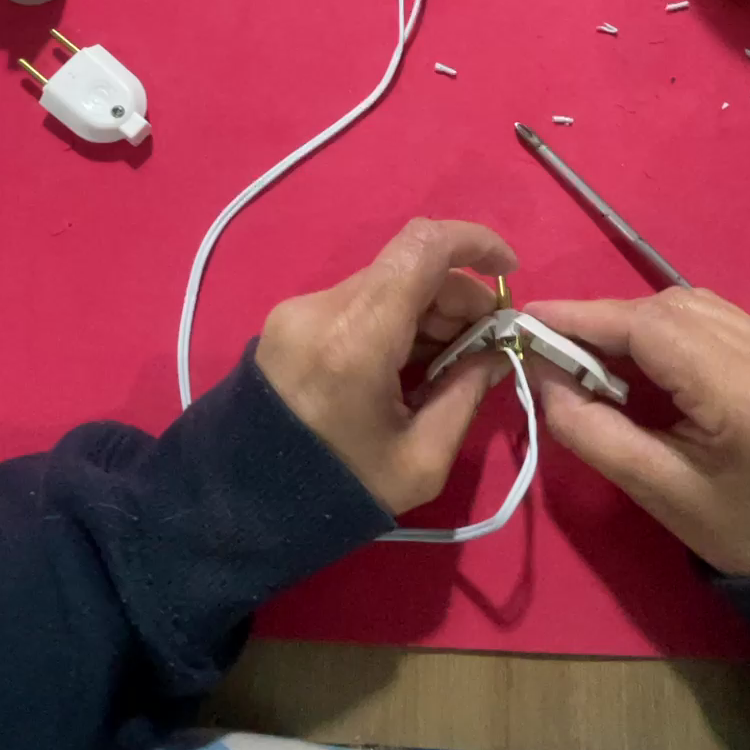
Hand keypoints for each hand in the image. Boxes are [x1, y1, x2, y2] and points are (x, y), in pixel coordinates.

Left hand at [255, 219, 518, 514]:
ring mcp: (299, 309)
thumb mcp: (420, 460)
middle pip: (409, 269)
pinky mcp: (289, 320)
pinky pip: (358, 304)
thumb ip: (466, 393)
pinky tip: (405, 367)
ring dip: (428, 312)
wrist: (241, 506)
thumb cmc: (336, 492)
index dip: (476, 243)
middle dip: (459, 299)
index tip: (509, 274)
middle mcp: (323, 307)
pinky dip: (394, 322)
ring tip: (446, 365)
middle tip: (485, 346)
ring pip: (384, 284)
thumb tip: (495, 352)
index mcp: (356, 337)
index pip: (423, 247)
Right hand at [525, 289, 749, 575]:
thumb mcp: (651, 491)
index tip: (533, 317)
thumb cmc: (737, 535)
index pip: (655, 330)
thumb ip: (586, 426)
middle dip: (607, 320)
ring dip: (639, 321)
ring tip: (603, 352)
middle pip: (674, 308)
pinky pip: (720, 319)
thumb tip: (541, 366)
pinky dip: (673, 328)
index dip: (586, 316)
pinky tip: (653, 356)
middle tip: (562, 344)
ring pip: (697, 305)